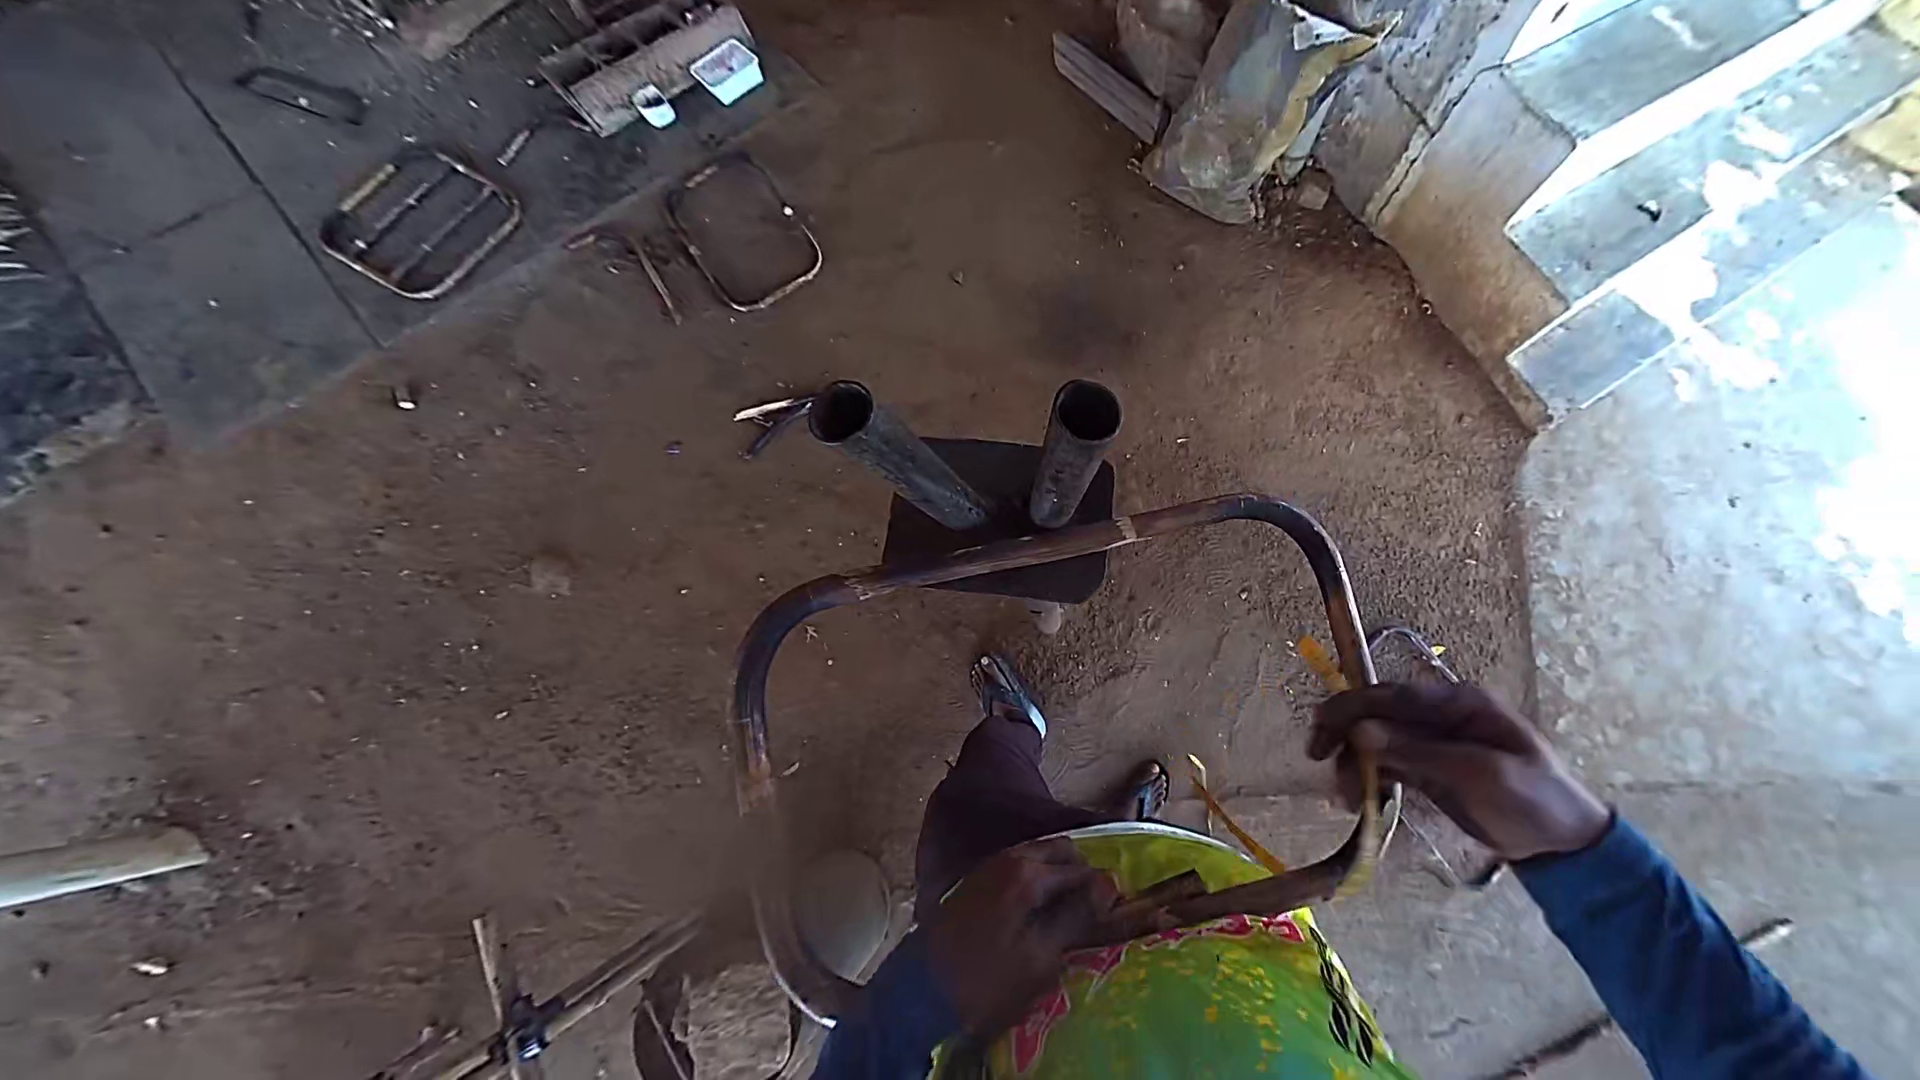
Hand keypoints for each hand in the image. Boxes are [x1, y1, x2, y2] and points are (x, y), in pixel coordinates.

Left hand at [925, 839, 1160, 1036]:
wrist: (927, 984)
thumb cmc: (988, 977)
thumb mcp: (1040, 956)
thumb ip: (1076, 915)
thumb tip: (1110, 884)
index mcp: (1030, 873)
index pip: (1083, 870)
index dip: (1102, 891)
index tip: (1113, 914)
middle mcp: (1013, 856)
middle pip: (1062, 849)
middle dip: (1081, 872)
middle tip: (1091, 909)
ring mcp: (994, 862)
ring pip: (1041, 852)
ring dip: (1059, 871)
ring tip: (1068, 910)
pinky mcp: (982, 874)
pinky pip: (1022, 861)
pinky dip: (1039, 874)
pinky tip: (1040, 907)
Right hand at [1309, 682, 1610, 861]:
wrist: (1566, 847)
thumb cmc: (1534, 800)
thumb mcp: (1480, 774)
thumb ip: (1417, 751)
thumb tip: (1359, 732)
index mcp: (1457, 702)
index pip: (1390, 694)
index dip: (1350, 706)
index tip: (1320, 726)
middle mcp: (1436, 715)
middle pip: (1372, 713)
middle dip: (1342, 735)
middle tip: (1317, 757)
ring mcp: (1428, 740)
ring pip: (1371, 740)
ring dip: (1352, 764)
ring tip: (1346, 797)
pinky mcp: (1422, 766)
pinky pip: (1382, 764)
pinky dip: (1365, 778)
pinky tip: (1358, 800)